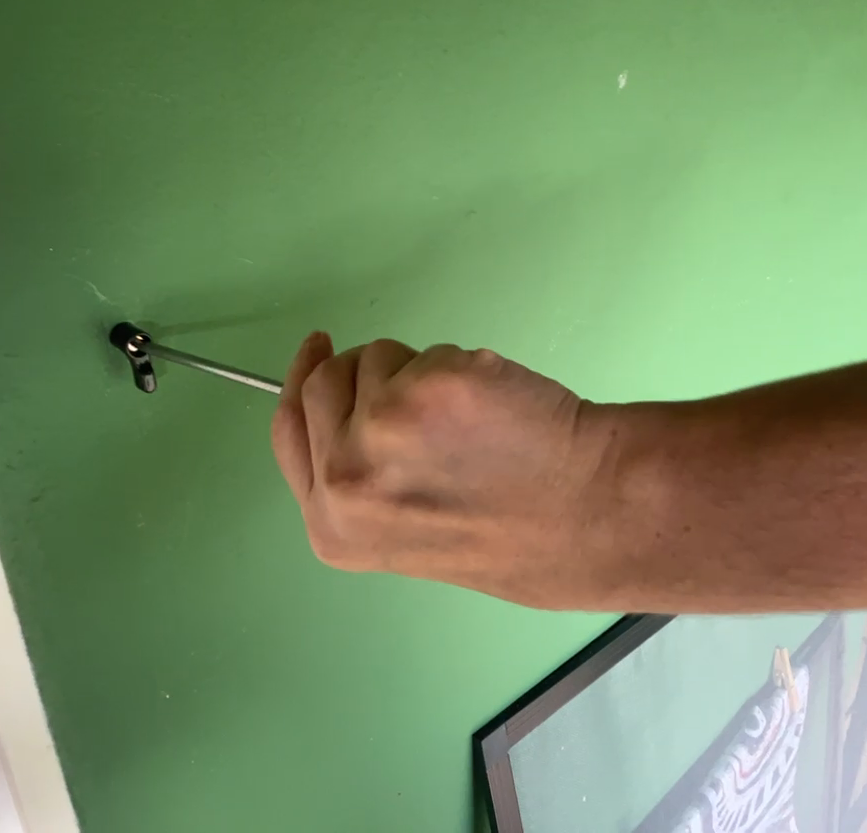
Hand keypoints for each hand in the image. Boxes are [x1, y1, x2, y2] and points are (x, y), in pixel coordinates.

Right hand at [270, 332, 628, 607]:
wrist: (578, 515)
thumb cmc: (498, 521)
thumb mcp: (401, 521)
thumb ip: (356, 468)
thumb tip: (338, 392)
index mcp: (331, 522)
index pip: (288, 429)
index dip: (299, 379)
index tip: (317, 345)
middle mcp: (341, 480)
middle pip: (324, 381)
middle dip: (370, 374)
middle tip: (423, 395)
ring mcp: (378, 431)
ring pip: (376, 357)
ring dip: (417, 370)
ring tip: (466, 418)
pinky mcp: (423, 390)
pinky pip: (426, 350)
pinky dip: (459, 364)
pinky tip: (490, 403)